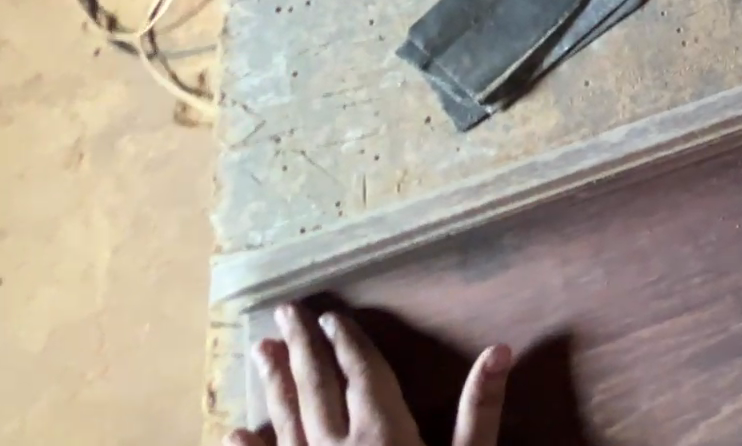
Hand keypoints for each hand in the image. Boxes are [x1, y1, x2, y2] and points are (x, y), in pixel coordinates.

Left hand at [227, 303, 511, 445]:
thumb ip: (478, 411)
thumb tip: (500, 348)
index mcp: (382, 436)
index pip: (363, 376)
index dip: (348, 344)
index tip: (331, 315)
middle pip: (317, 390)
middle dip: (301, 350)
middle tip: (282, 313)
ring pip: (286, 422)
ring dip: (273, 385)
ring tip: (258, 350)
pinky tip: (236, 430)